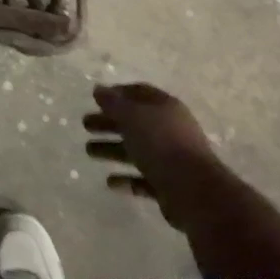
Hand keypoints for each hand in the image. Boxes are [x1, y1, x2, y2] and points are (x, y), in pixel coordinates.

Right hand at [84, 84, 216, 208]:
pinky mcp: (169, 185)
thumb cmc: (160, 143)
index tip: (97, 99)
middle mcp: (170, 130)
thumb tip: (98, 89)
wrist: (193, 191)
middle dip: (109, 122)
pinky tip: (110, 182)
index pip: (140, 93)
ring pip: (137, 150)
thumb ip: (113, 103)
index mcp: (165, 107)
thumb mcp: (132, 116)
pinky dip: (127, 179)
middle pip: (135, 122)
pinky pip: (143, 178)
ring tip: (88, 151)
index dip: (118, 93)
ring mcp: (171, 159)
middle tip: (86, 124)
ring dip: (112, 149)